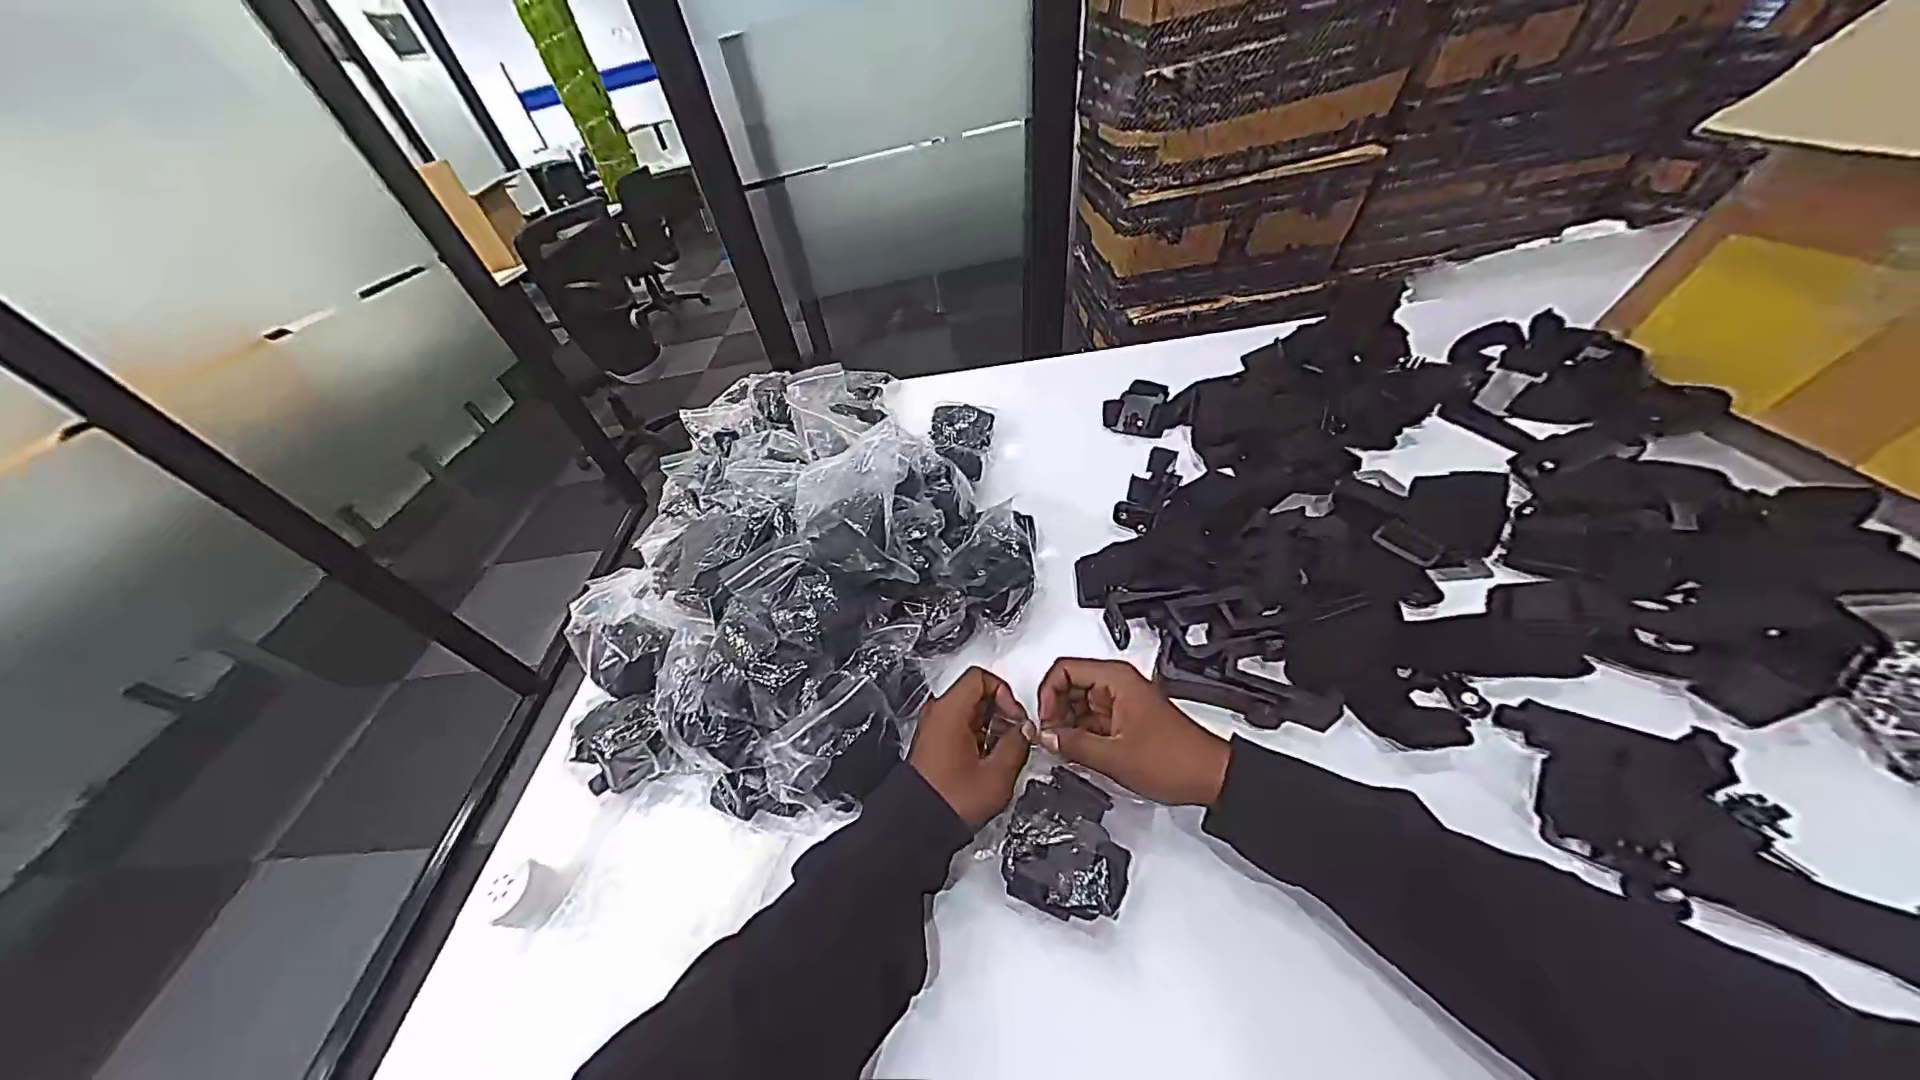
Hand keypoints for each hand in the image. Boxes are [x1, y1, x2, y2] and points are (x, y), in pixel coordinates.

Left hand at [908, 667, 1032, 827]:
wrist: (918, 826)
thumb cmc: (948, 800)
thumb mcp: (997, 774)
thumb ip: (1017, 744)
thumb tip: (1024, 731)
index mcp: (949, 711)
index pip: (980, 678)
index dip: (1005, 692)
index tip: (1016, 716)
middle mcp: (938, 714)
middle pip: (976, 693)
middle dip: (1001, 711)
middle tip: (1016, 733)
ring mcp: (934, 728)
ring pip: (970, 711)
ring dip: (992, 726)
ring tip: (1004, 751)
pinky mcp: (935, 744)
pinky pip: (961, 727)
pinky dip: (979, 737)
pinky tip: (989, 761)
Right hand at [1033, 658, 1229, 806]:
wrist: (1209, 776)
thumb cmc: (1177, 759)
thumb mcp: (1113, 756)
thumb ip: (1072, 744)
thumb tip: (1047, 737)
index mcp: (1116, 679)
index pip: (1064, 669)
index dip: (1048, 694)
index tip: (1045, 719)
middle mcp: (1118, 683)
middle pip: (1069, 684)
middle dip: (1056, 710)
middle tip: (1051, 736)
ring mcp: (1122, 700)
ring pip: (1079, 703)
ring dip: (1068, 724)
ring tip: (1065, 748)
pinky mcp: (1126, 718)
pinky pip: (1092, 718)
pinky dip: (1082, 732)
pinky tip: (1080, 751)